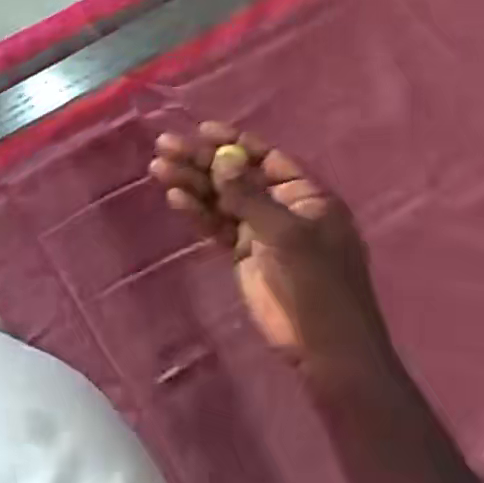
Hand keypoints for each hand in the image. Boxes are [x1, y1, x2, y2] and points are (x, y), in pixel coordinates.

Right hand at [149, 121, 392, 379]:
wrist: (325, 352)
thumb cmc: (318, 286)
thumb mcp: (286, 235)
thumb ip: (249, 195)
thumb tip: (221, 156)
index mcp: (306, 197)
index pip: (266, 158)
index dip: (234, 141)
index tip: (200, 130)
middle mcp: (282, 207)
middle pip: (235, 175)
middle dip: (200, 161)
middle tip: (164, 147)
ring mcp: (261, 231)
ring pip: (220, 197)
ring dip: (191, 182)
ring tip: (158, 169)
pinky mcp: (242, 253)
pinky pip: (215, 223)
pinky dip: (196, 210)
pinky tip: (175, 198)